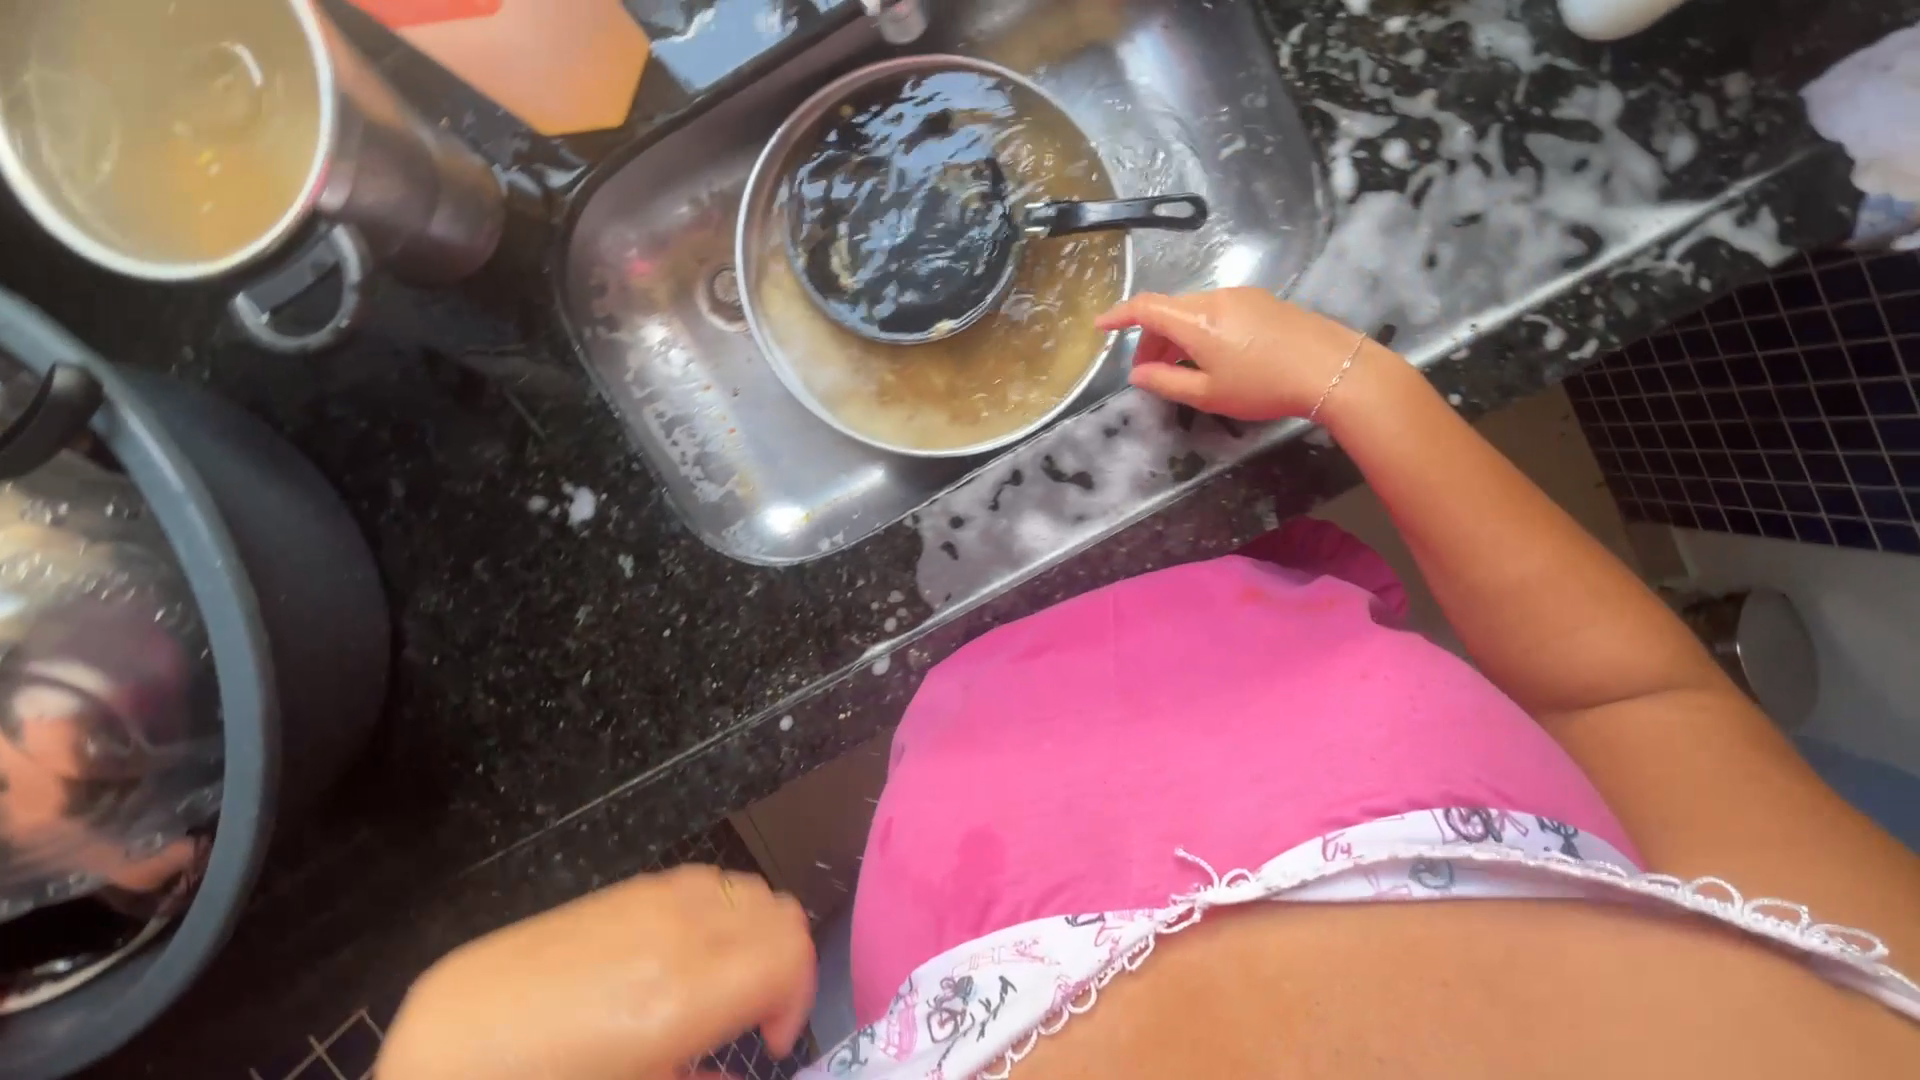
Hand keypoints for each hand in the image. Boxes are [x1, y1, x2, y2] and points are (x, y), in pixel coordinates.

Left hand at [377, 866, 815, 1079]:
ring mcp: (655, 899)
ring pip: (749, 889)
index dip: (799, 999)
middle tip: (751, 1018)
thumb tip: (739, 1077)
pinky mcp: (631, 887)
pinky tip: (684, 956)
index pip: (791, 954)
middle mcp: (682, 930)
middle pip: (781, 914)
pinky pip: (708, 880)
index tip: (766, 1043)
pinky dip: (724, 912)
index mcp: (685, 994)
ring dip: (756, 935)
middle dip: (785, 967)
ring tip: (721, 986)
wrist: (448, 1043)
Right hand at [1095, 288, 1379, 421]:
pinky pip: (1217, 311)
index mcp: (1196, 319)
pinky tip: (1212, 358)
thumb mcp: (1207, 394)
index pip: (1145, 307)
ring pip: (1193, 311)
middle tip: (1149, 373)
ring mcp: (1242, 296)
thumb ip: (1166, 382)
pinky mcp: (1263, 302)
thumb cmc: (1264, 386)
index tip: (1100, 327)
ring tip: (1180, 370)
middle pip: (1169, 310)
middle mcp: (1215, 297)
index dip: (1118, 315)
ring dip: (1177, 336)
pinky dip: (1200, 331)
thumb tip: (1137, 375)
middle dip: (1151, 339)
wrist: (1333, 369)